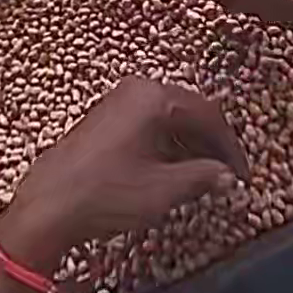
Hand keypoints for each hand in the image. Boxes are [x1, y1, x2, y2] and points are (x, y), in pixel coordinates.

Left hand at [0, 78, 246, 270]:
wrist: (48, 203)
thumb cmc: (107, 192)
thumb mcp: (161, 190)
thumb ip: (201, 177)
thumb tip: (228, 176)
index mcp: (154, 97)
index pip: (207, 114)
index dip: (229, 146)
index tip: (244, 174)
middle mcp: (138, 88)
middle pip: (188, 109)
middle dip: (211, 142)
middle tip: (229, 174)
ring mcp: (120, 99)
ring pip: (169, 115)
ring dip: (190, 142)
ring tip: (206, 175)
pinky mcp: (107, 114)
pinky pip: (149, 120)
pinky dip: (168, 141)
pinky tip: (174, 167)